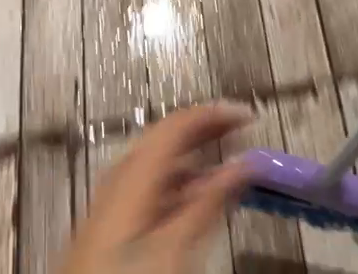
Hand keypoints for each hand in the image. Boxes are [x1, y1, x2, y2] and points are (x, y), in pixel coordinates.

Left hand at [61, 104, 254, 273]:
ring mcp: (113, 198)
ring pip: (158, 161)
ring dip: (194, 156)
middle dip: (206, 130)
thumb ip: (210, 201)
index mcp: (134, 171)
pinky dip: (179, 180)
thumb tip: (242, 164)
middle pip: (166, 137)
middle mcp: (120, 175)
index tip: (246, 116)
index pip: (177, 123)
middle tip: (241, 131)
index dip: (213, 114)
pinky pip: (150, 183)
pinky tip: (196, 199)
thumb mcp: (176, 244)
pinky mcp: (111, 222)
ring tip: (226, 164)